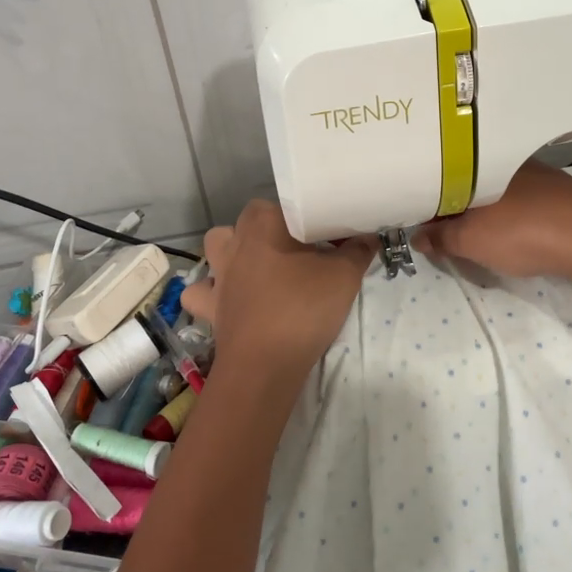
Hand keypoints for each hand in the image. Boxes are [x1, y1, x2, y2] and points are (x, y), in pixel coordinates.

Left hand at [179, 200, 374, 379]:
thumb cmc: (303, 309)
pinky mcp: (209, 306)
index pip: (291, 206)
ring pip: (218, 246)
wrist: (264, 365)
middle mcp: (236, 242)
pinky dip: (213, 291)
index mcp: (264, 223)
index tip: (332, 238)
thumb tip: (368, 236)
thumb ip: (358, 251)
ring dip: (235, 251)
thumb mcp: (344, 276)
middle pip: (252, 220)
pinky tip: (231, 298)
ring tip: (262, 267)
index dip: (313, 219)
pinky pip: (203, 291)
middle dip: (273, 229)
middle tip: (302, 251)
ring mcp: (218, 274)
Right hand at [414, 161, 571, 278]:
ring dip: (480, 211)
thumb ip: (441, 238)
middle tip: (444, 234)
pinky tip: (511, 232)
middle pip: (467, 183)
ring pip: (493, 190)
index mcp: (479, 164)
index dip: (425, 201)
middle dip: (453, 207)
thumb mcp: (472, 241)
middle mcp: (504, 160)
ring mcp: (534, 172)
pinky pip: (518, 198)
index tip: (418, 222)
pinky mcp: (557, 189)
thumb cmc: (523, 233)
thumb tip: (418, 236)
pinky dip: (507, 213)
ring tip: (474, 236)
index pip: (441, 177)